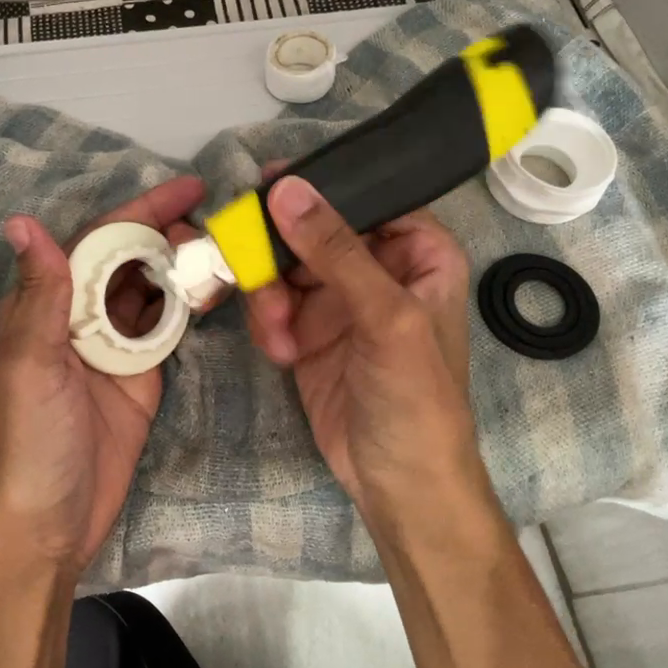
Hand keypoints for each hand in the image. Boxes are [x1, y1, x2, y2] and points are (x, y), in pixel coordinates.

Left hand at [0, 176, 206, 573]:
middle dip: (167, 235)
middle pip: (127, 261)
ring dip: (181, 268)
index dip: (139, 212)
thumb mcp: (27, 365)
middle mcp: (77, 319)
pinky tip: (214, 291)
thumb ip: (39, 295)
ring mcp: (112, 350)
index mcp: (44, 307)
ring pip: (150, 292)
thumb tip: (22, 221)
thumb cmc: (29, 442)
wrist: (48, 524)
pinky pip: (165, 333)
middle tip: (217, 225)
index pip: (95, 243)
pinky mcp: (140, 379)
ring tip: (224, 251)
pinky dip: (187, 310)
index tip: (189, 188)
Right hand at [242, 176, 482, 512]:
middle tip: (248, 261)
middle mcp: (378, 269)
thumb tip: (286, 188)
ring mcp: (340, 301)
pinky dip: (268, 324)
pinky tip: (281, 353)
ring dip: (269, 294)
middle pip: (314, 229)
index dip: (323, 187)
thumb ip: (336, 250)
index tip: (271, 182)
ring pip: (285, 266)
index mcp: (419, 253)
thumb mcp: (386, 318)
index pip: (370, 196)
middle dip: (280, 250)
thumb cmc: (415, 398)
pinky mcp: (309, 332)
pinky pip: (274, 304)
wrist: (398, 485)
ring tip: (277, 332)